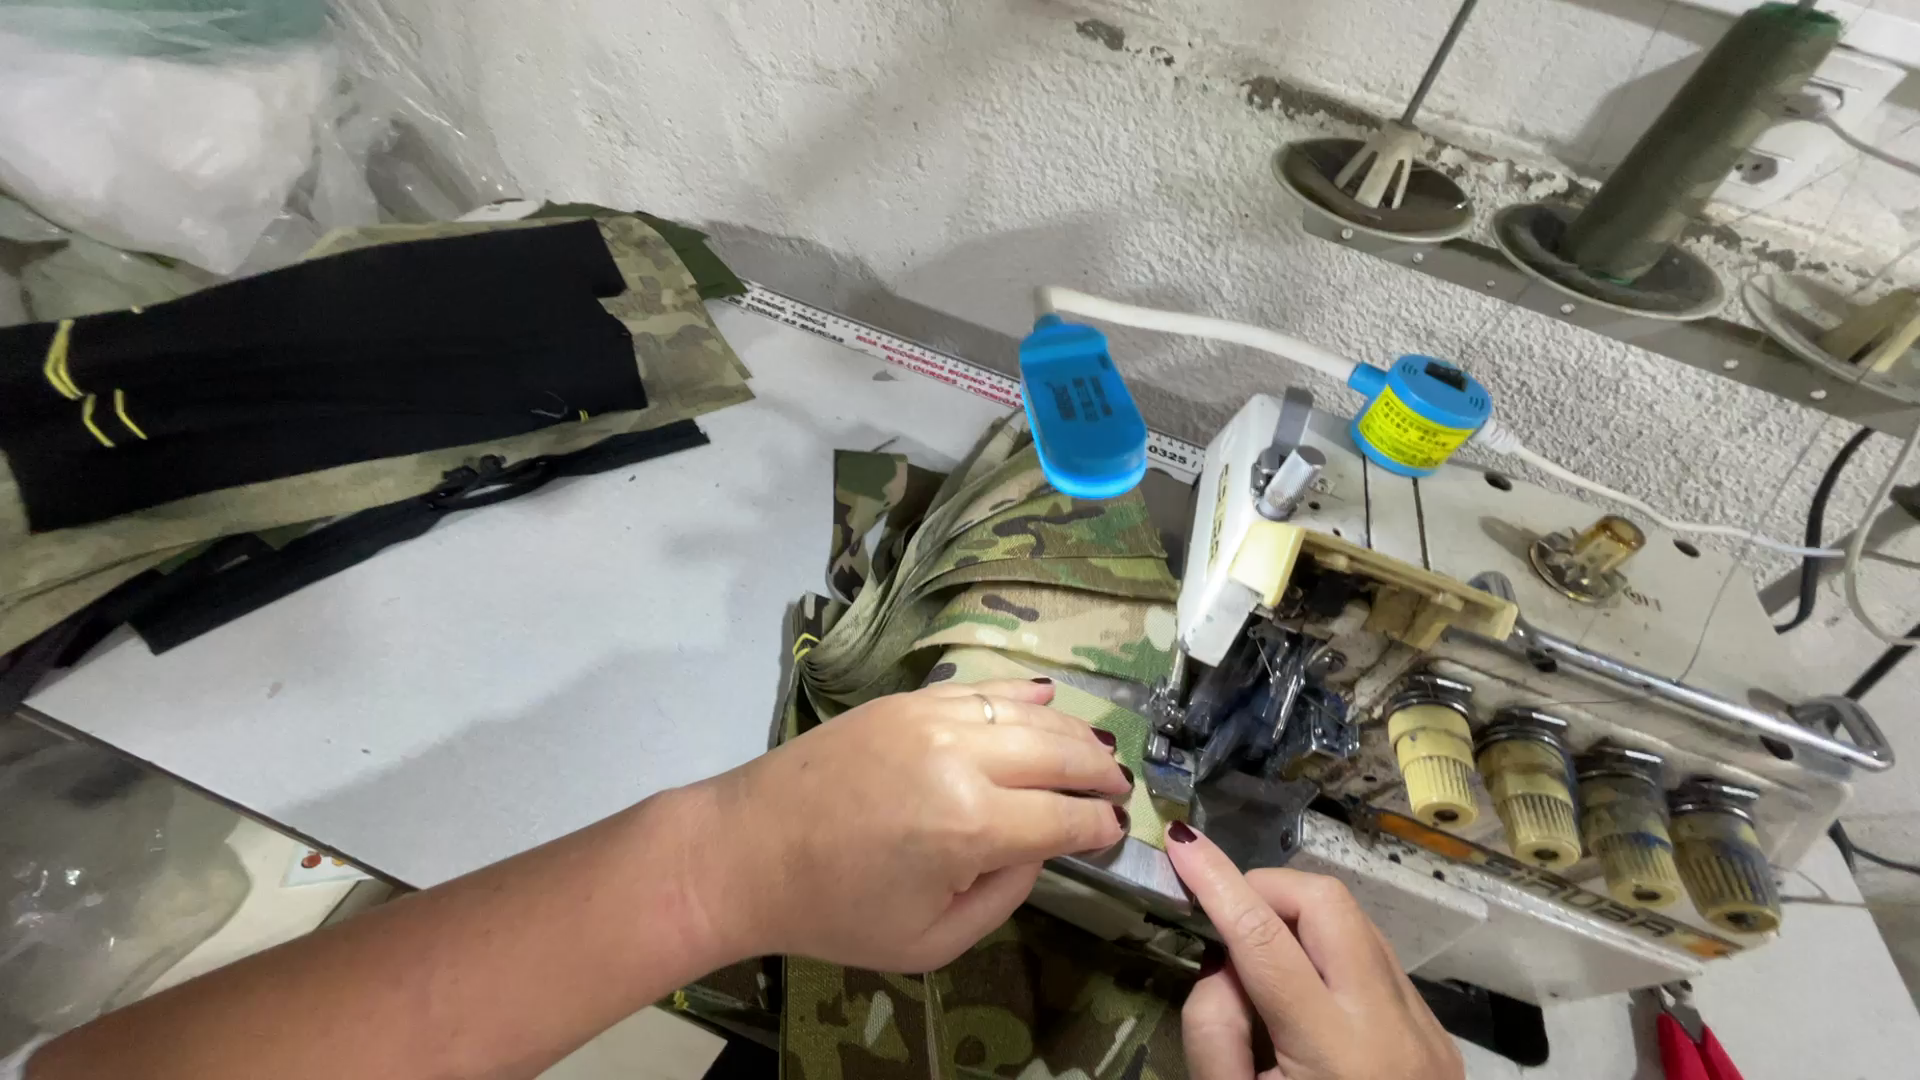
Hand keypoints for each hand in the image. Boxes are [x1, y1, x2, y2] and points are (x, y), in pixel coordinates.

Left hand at [680, 679, 1129, 972]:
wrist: (748, 850)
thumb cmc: (836, 911)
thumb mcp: (932, 940)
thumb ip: (1004, 892)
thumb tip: (1042, 845)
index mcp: (970, 825)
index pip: (1064, 818)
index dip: (1099, 826)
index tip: (1116, 831)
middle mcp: (961, 756)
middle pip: (1058, 752)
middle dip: (1099, 771)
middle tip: (1119, 787)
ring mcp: (931, 716)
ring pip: (1027, 712)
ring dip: (1072, 730)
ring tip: (1097, 749)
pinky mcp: (906, 699)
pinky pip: (981, 688)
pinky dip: (1022, 694)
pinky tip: (1048, 697)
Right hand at [1167, 823, 1463, 1079]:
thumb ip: (1215, 1023)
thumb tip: (1227, 959)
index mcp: (1339, 1055)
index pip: (1265, 938)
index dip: (1216, 880)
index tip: (1182, 843)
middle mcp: (1394, 1028)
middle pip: (1324, 901)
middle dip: (1265, 891)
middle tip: (1230, 928)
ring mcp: (1426, 1028)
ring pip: (1351, 918)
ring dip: (1295, 918)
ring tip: (1267, 971)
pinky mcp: (1436, 1032)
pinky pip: (1371, 952)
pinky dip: (1325, 949)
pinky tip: (1308, 999)